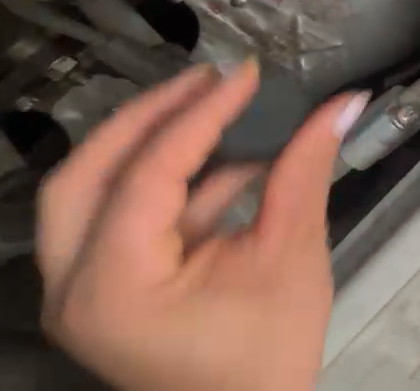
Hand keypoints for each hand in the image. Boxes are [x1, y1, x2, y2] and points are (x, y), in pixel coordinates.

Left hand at [36, 60, 368, 390]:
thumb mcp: (292, 252)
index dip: (199, 115)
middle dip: (144, 117)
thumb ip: (307, 171)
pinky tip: (236, 162)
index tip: (246, 75)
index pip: (147, 174)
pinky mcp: (109, 284)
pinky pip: (124, 215)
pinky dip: (173, 180)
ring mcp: (83, 288)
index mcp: (113, 285)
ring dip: (152, 144)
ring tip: (218, 104)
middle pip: (82, 178)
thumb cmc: (266, 345)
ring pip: (91, 195)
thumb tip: (345, 104)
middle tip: (207, 77)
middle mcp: (74, 286)